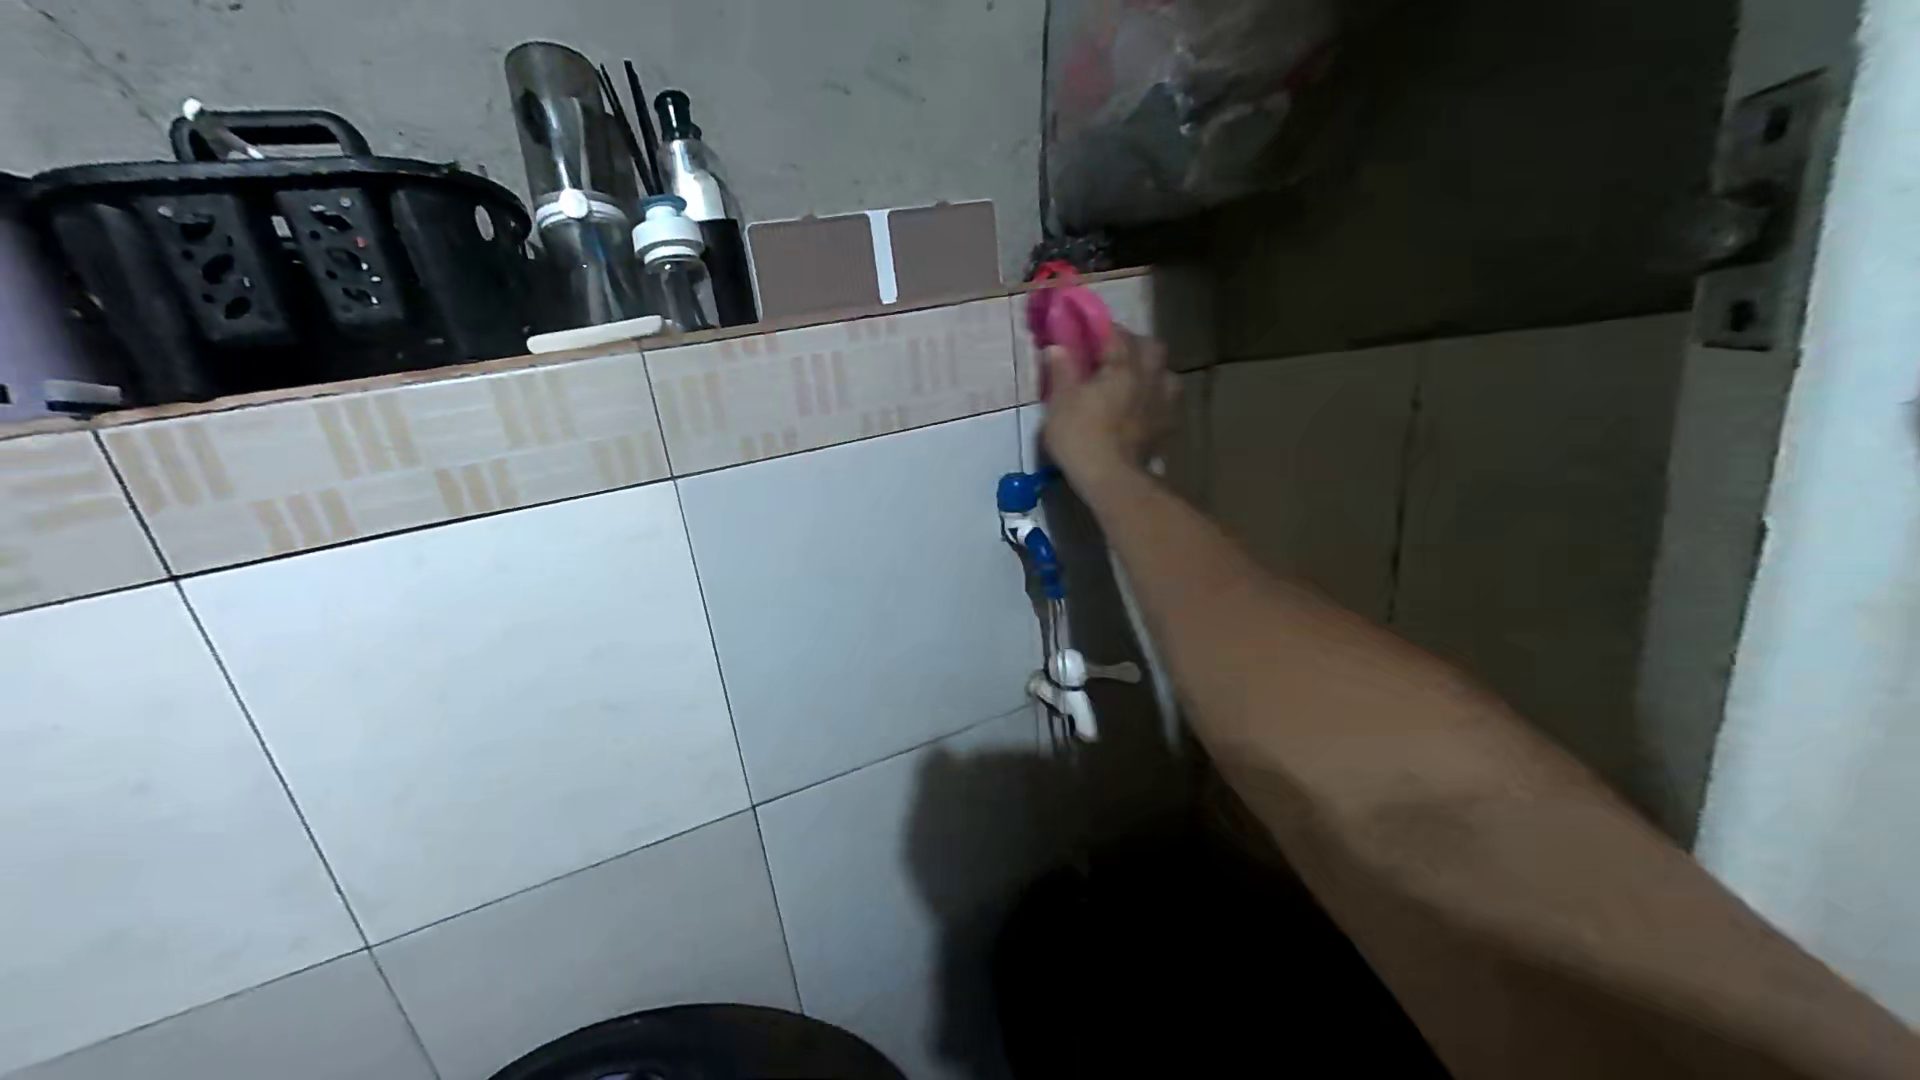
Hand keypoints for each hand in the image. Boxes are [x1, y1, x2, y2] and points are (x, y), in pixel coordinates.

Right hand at [1040, 330, 1178, 492]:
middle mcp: (1149, 378)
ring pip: (1165, 374)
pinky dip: (1155, 400)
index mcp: (1123, 366)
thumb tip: (1057, 346)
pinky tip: (1142, 410)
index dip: (1100, 330)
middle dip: (1134, 345)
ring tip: (1133, 383)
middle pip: (1151, 348)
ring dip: (1151, 372)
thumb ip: (1062, 371)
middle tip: (1113, 357)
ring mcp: (1163, 403)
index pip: (1116, 334)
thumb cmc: (1081, 436)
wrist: (1112, 479)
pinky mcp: (1166, 428)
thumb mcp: (1060, 402)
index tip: (1086, 335)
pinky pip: (1166, 403)